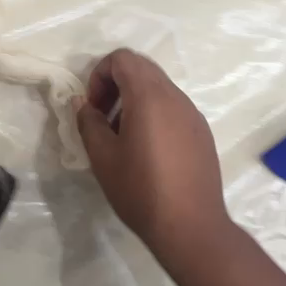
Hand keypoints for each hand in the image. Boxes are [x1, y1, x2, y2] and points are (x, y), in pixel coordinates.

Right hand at [72, 49, 232, 250]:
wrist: (191, 227)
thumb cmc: (141, 190)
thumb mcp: (103, 157)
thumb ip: (88, 122)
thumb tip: (83, 103)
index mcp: (149, 96)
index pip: (122, 59)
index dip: (99, 75)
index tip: (92, 107)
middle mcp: (176, 97)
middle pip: (142, 69)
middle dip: (115, 85)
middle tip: (102, 118)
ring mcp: (193, 114)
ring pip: (159, 89)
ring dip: (134, 101)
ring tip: (122, 138)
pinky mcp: (202, 133)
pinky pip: (174, 109)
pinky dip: (154, 115)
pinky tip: (147, 152)